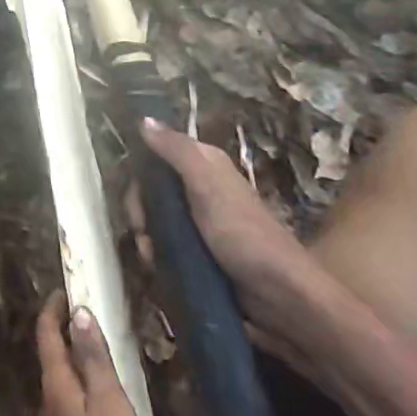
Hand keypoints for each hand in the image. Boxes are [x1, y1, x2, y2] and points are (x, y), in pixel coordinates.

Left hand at [36, 291, 137, 415]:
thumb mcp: (108, 399)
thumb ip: (93, 357)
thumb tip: (79, 311)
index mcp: (53, 382)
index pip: (45, 332)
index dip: (53, 308)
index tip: (64, 289)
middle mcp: (46, 398)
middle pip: (52, 356)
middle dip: (66, 335)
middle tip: (86, 317)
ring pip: (61, 380)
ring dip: (74, 360)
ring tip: (95, 350)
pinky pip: (69, 399)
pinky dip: (80, 384)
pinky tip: (96, 390)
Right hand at [134, 118, 324, 334]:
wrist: (282, 296)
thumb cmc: (243, 233)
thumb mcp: (207, 184)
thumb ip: (176, 150)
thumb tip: (144, 119)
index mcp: (203, 164)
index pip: (156, 153)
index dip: (139, 171)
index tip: (134, 195)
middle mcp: (198, 187)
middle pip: (150, 188)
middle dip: (140, 211)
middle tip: (143, 231)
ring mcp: (198, 221)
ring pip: (154, 218)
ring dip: (146, 237)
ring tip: (152, 256)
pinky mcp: (199, 250)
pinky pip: (165, 243)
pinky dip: (157, 253)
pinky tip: (158, 265)